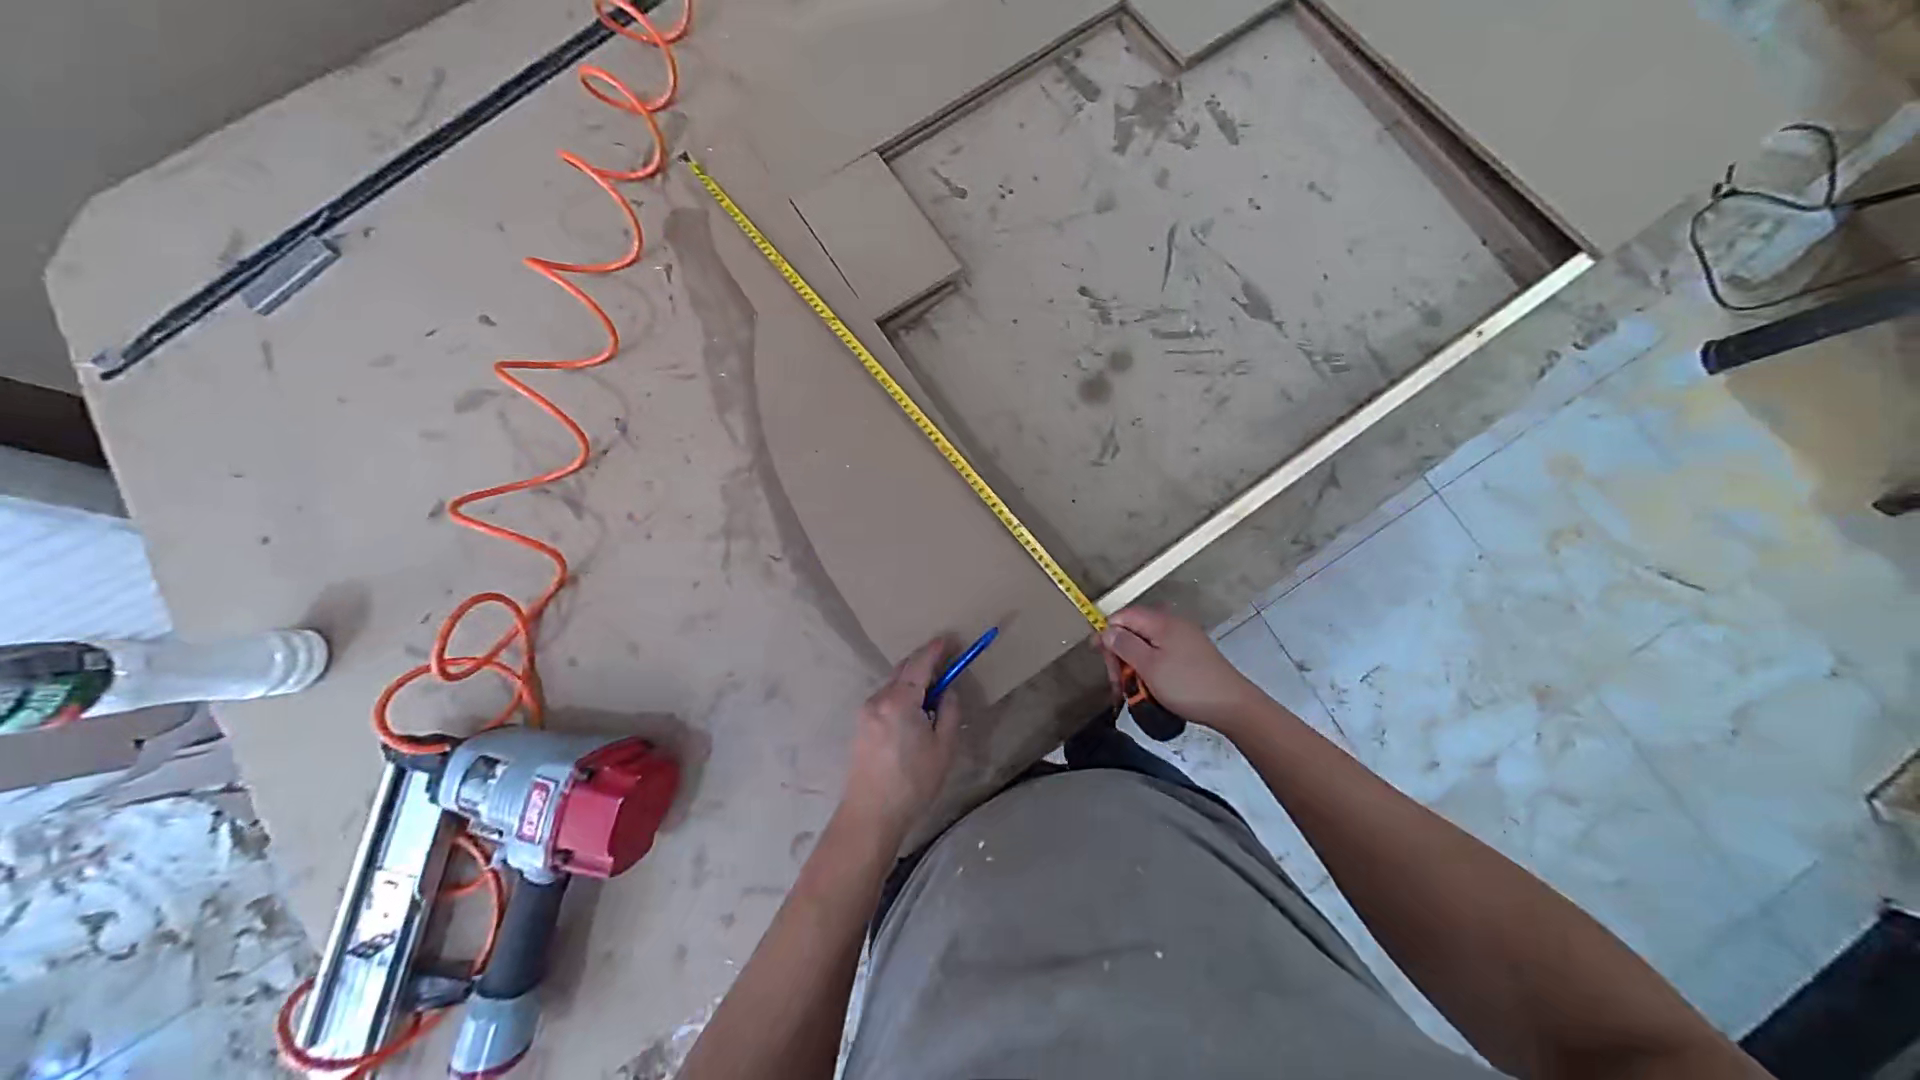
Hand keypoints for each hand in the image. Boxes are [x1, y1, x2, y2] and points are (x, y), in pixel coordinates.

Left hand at [840, 639, 960, 835]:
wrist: (870, 814)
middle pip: (904, 670)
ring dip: (913, 681)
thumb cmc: (913, 782)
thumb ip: (949, 712)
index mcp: (899, 700)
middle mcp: (878, 699)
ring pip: (893, 685)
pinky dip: (902, 695)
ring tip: (934, 694)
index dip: (937, 649)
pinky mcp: (861, 726)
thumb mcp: (944, 747)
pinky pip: (885, 699)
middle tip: (947, 663)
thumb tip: (947, 692)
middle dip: (925, 662)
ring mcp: (866, 712)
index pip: (920, 663)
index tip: (951, 639)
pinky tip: (914, 712)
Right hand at [1097, 607, 1270, 734]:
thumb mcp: (1148, 666)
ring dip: (1133, 666)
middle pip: (1134, 631)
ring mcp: (1184, 640)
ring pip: (1146, 646)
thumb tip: (1107, 630)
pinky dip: (1148, 670)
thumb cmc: (1186, 685)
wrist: (1232, 706)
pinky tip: (1147, 688)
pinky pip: (1160, 656)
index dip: (1107, 633)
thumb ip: (1124, 645)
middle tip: (1116, 682)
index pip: (1123, 616)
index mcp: (1161, 622)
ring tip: (1130, 690)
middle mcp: (1173, 625)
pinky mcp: (1191, 656)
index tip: (1097, 656)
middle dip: (1119, 655)